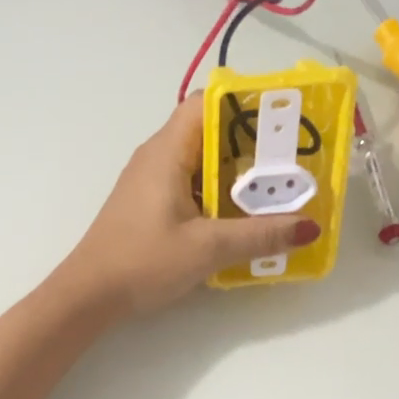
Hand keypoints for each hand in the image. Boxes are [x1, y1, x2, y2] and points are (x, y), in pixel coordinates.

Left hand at [52, 97, 320, 314]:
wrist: (88, 296)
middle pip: (209, 131)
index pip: (208, 103)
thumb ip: (260, 235)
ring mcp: (150, 182)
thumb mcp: (207, 249)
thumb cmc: (143, 262)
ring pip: (200, 162)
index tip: (284, 117)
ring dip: (235, 173)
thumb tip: (310, 226)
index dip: (247, 103)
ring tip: (275, 189)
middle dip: (251, 144)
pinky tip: (240, 217)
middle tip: (291, 161)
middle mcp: (156, 157)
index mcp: (167, 151)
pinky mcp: (148, 207)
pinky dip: (217, 194)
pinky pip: (190, 186)